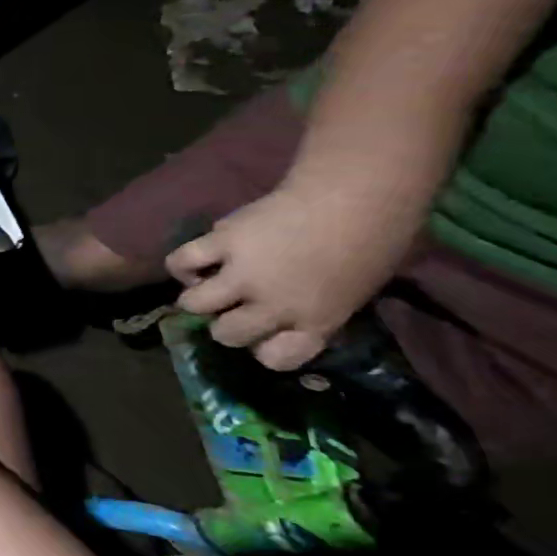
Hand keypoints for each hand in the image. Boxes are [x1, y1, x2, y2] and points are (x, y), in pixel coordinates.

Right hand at [166, 181, 411, 369]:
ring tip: (205, 286)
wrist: (356, 196)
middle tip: (230, 308)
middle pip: (227, 334)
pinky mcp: (220, 243)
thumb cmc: (374, 243)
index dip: (265, 348)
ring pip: (194, 303)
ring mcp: (241, 274)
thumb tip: (281, 316)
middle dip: (225, 325)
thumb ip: (314, 312)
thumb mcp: (354, 294)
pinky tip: (193, 264)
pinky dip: (183, 266)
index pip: (274, 359)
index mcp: (315, 322)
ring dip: (199, 299)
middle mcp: (272, 305)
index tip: (265, 335)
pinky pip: (182, 262)